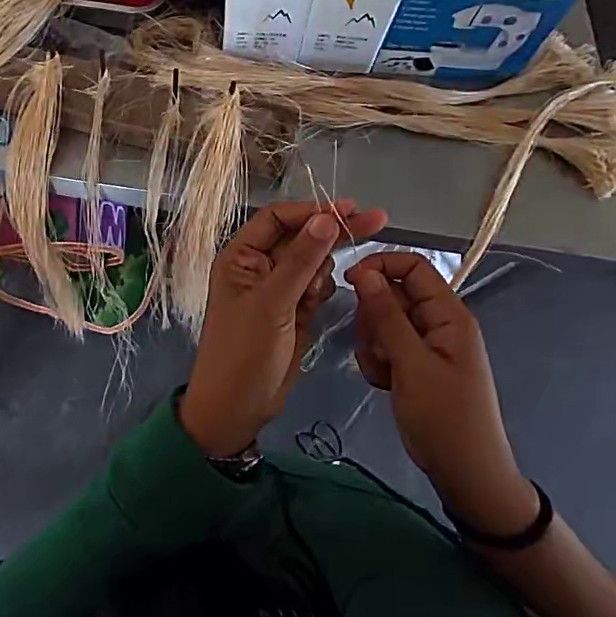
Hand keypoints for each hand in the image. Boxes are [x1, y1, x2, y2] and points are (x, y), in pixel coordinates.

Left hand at [182, 200, 388, 456]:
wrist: (238, 407)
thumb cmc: (244, 352)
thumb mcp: (272, 303)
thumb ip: (301, 259)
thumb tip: (326, 218)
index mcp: (240, 257)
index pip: (277, 219)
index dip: (311, 211)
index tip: (348, 209)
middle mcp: (258, 267)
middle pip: (301, 237)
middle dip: (333, 231)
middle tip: (377, 219)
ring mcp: (277, 289)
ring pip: (312, 262)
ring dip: (322, 269)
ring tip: (312, 296)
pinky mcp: (293, 310)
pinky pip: (315, 287)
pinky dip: (322, 289)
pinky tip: (319, 300)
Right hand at [347, 253, 533, 531]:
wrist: (464, 472)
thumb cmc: (444, 418)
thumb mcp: (411, 364)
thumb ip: (386, 316)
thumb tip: (363, 273)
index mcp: (448, 315)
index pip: (413, 267)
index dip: (380, 267)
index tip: (348, 282)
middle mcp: (438, 323)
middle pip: (393, 295)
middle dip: (373, 318)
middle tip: (377, 351)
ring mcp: (426, 345)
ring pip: (384, 323)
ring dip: (373, 344)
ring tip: (384, 374)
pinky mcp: (414, 364)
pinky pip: (385, 347)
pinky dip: (377, 362)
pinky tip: (385, 384)